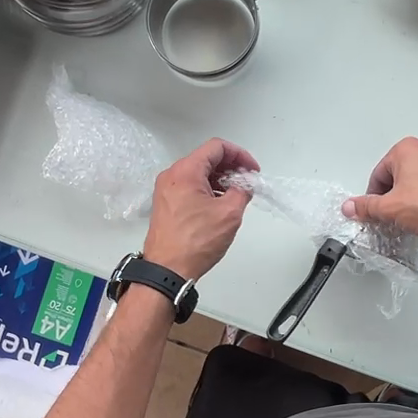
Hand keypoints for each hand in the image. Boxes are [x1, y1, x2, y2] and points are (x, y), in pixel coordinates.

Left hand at [141, 139, 258, 278]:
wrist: (166, 270)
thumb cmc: (194, 242)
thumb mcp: (229, 213)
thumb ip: (242, 191)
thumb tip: (244, 186)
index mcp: (186, 171)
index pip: (216, 147)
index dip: (239, 155)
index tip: (251, 170)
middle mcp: (172, 176)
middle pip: (206, 158)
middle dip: (230, 167)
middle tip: (247, 182)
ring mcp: (166, 190)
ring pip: (198, 173)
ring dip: (219, 179)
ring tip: (236, 195)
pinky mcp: (166, 204)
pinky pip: (189, 187)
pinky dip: (207, 189)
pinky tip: (219, 204)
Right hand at [342, 138, 417, 242]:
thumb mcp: (390, 209)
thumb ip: (366, 207)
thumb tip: (350, 207)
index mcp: (406, 149)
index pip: (378, 174)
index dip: (374, 197)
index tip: (376, 212)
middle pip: (398, 175)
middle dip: (393, 196)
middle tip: (395, 216)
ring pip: (417, 179)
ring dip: (411, 197)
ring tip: (415, 217)